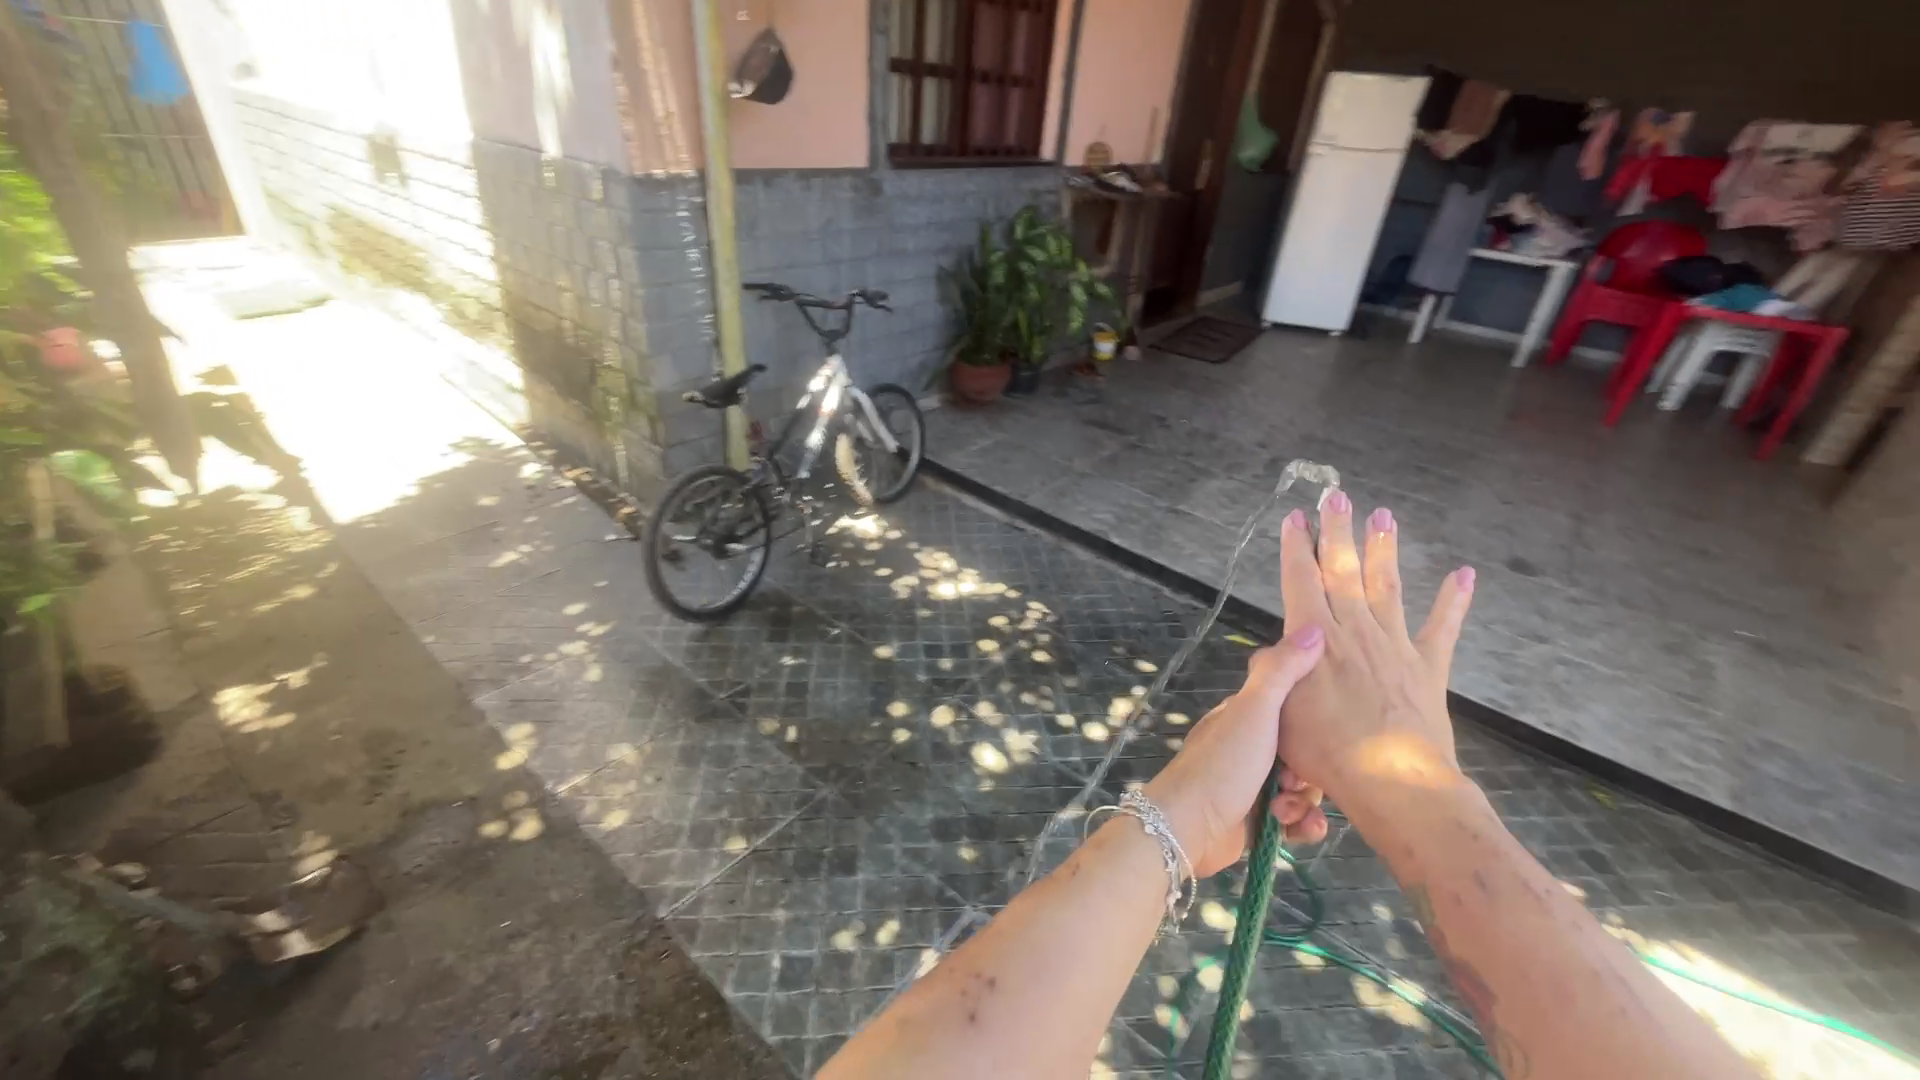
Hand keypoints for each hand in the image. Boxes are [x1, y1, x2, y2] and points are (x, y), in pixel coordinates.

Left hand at [1143, 625, 1327, 877]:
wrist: (1188, 827)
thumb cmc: (1222, 764)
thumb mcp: (1254, 711)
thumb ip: (1282, 671)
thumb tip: (1314, 628)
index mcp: (1247, 718)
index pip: (1295, 712)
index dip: (1313, 725)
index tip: (1319, 737)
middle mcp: (1250, 748)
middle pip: (1306, 756)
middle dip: (1310, 774)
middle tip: (1292, 782)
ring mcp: (1253, 785)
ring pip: (1304, 791)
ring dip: (1304, 804)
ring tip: (1284, 810)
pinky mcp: (1257, 821)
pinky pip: (1296, 822)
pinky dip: (1301, 826)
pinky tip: (1294, 829)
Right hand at [1276, 493, 1475, 808]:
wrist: (1393, 781)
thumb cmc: (1326, 751)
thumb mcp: (1279, 713)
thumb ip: (1276, 673)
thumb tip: (1277, 649)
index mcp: (1314, 639)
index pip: (1301, 580)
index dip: (1297, 547)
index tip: (1296, 517)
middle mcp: (1354, 631)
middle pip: (1343, 571)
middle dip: (1338, 531)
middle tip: (1337, 497)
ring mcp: (1395, 646)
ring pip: (1387, 586)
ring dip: (1384, 550)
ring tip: (1384, 516)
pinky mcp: (1427, 667)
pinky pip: (1443, 627)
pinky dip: (1454, 600)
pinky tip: (1463, 573)